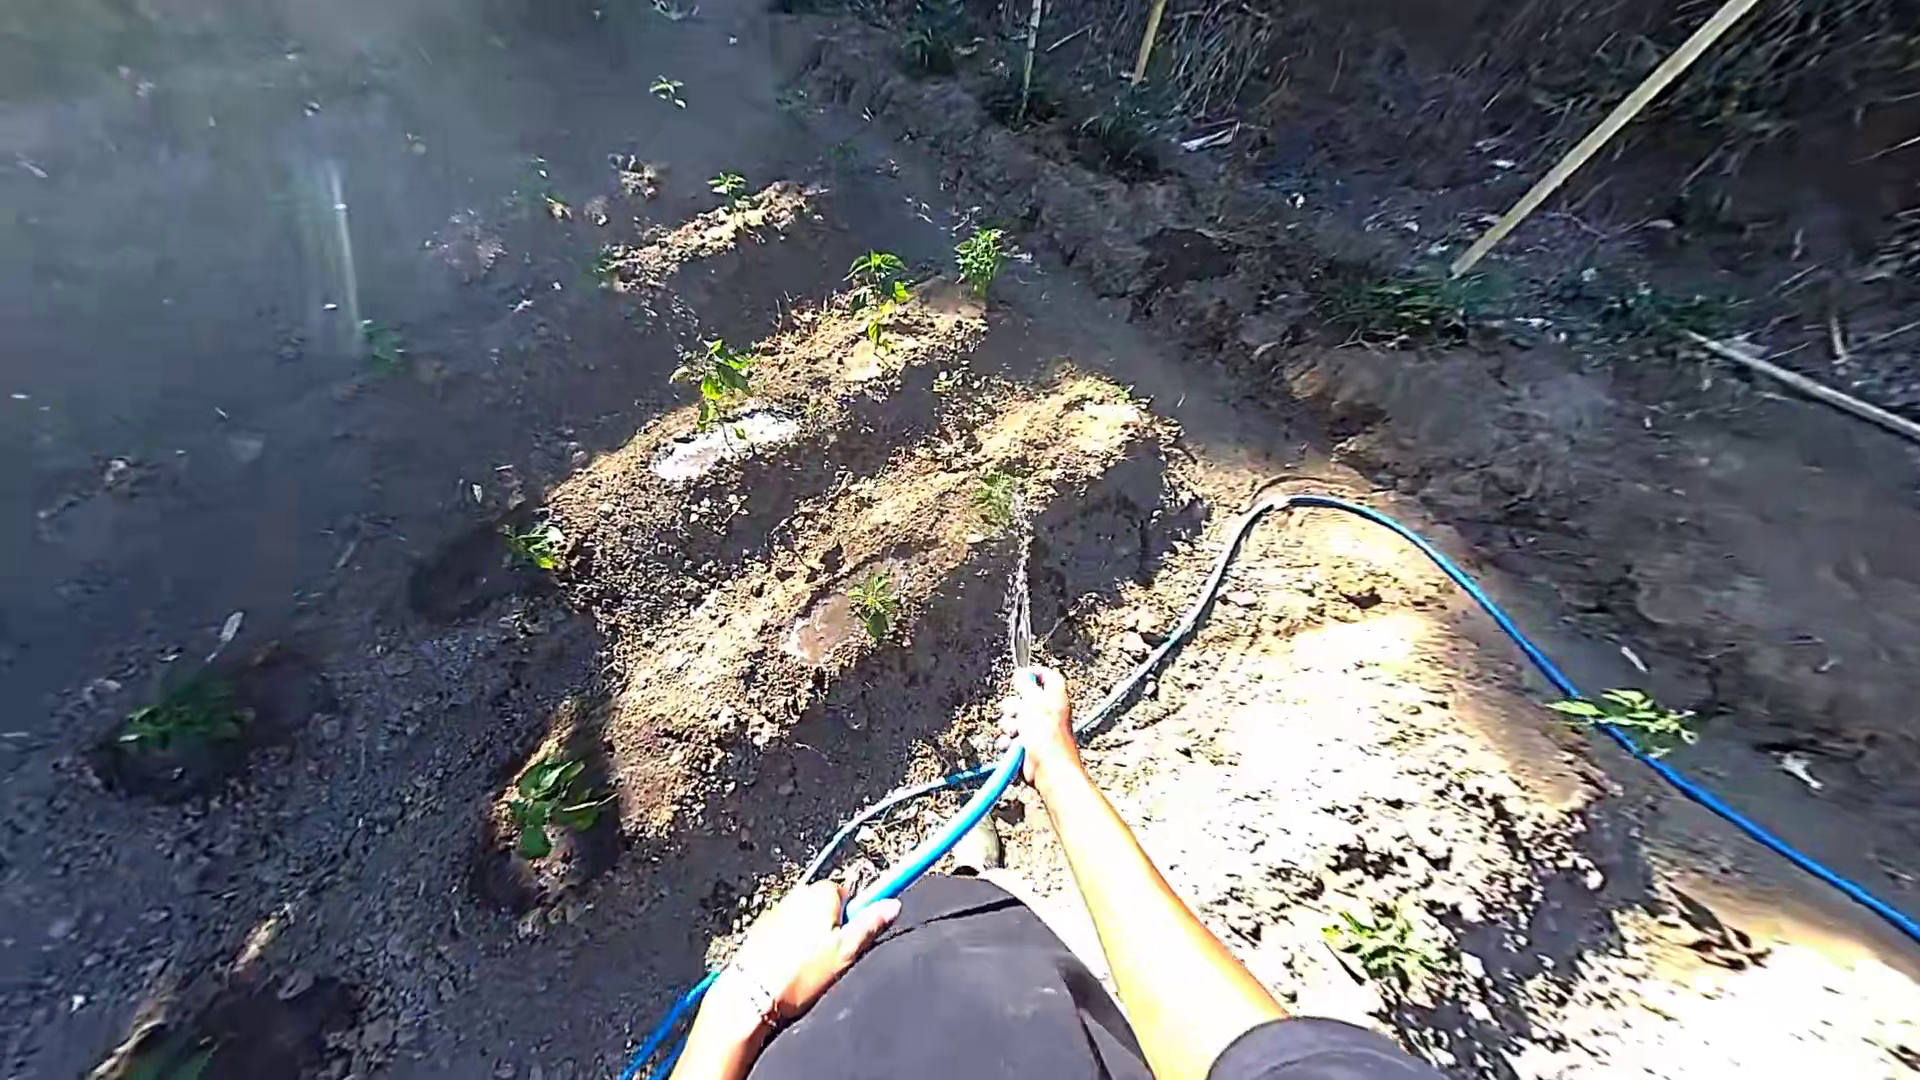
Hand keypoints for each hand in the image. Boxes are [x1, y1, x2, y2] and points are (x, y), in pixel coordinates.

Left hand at [719, 881, 899, 1027]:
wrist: (750, 997)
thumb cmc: (798, 975)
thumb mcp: (844, 953)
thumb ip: (870, 925)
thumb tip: (893, 905)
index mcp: (824, 892)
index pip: (851, 896)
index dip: (852, 922)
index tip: (849, 941)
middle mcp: (801, 892)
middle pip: (828, 908)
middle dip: (830, 931)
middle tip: (827, 960)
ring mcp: (779, 908)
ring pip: (806, 920)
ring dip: (809, 939)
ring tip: (804, 969)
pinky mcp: (762, 926)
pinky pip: (785, 931)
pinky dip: (788, 945)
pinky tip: (787, 968)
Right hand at [998, 666, 1083, 792]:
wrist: (1048, 769)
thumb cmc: (1047, 734)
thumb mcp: (1035, 701)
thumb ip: (1026, 685)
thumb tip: (1020, 673)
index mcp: (1054, 698)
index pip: (1048, 677)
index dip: (1035, 673)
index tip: (1021, 674)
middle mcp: (1046, 712)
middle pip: (1022, 698)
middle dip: (1013, 706)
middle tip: (1017, 713)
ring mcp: (1035, 730)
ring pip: (1011, 719)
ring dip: (1009, 726)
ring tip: (1015, 734)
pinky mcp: (1024, 745)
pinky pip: (1008, 737)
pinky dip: (1007, 741)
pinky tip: (1011, 746)